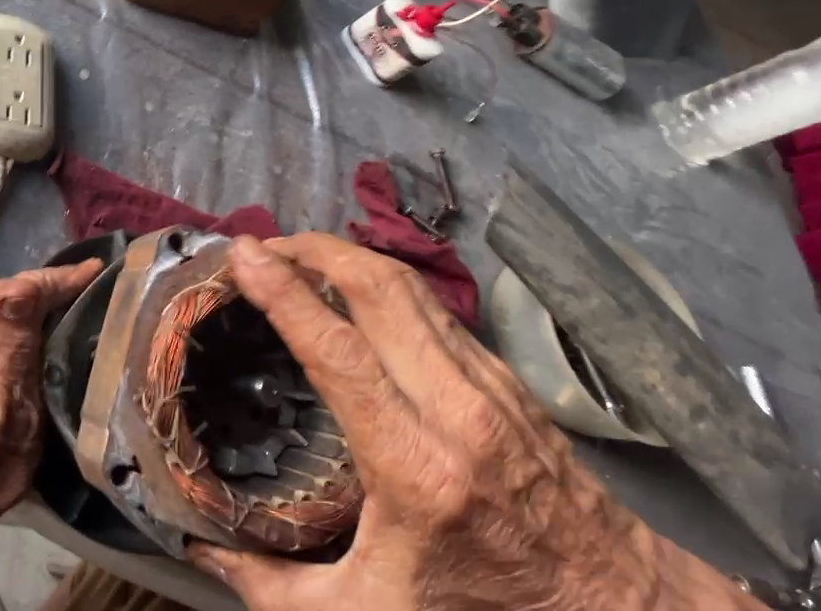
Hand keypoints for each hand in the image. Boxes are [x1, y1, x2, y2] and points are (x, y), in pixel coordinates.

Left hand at [0, 259, 103, 540]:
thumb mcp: (13, 408)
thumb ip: (14, 339)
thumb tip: (25, 282)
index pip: (21, 287)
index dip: (61, 278)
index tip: (98, 271)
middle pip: (6, 291)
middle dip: (47, 288)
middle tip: (90, 291)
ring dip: (28, 305)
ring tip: (67, 309)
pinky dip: (8, 323)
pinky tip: (28, 335)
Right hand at [189, 234, 760, 610]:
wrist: (621, 604)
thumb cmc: (483, 607)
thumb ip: (272, 587)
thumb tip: (199, 548)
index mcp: (413, 466)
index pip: (337, 350)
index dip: (284, 293)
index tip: (242, 255)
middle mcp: (454, 409)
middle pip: (379, 291)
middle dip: (314, 250)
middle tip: (262, 246)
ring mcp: (486, 384)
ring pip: (408, 288)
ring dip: (345, 256)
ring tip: (294, 253)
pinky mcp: (503, 376)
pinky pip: (430, 306)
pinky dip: (379, 280)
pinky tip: (350, 285)